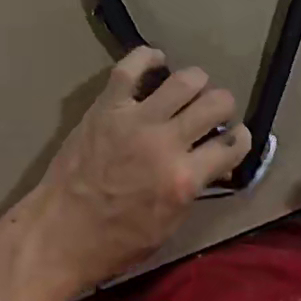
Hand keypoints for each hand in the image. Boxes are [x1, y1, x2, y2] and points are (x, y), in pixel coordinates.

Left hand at [9, 47, 249, 300]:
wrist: (59, 233)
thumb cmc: (115, 242)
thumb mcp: (169, 225)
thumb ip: (194, 187)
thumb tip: (213, 162)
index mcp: (184, 179)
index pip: (233, 143)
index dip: (240, 138)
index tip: (234, 137)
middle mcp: (166, 143)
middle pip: (216, 102)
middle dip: (222, 105)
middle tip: (212, 112)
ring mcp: (135, 119)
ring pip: (184, 79)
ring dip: (196, 82)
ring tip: (190, 89)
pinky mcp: (107, 106)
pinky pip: (131, 67)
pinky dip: (148, 58)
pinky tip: (157, 62)